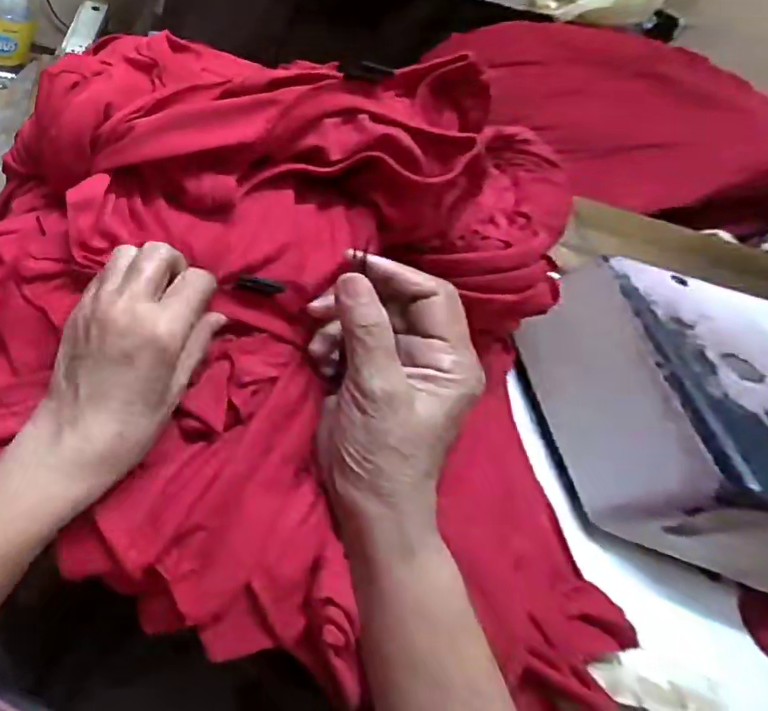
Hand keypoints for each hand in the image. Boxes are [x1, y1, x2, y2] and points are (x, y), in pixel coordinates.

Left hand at [21, 242, 225, 495]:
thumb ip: (198, 343)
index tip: (200, 304)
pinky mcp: (79, 304)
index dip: (204, 288)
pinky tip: (123, 302)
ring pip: (128, 251)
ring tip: (146, 291)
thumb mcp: (177, 387)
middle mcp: (130, 304)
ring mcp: (99, 300)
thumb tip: (217, 315)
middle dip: (175, 265)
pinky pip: (104, 271)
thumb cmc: (135, 422)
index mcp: (162, 328)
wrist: (76, 433)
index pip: (196, 278)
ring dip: (144, 264)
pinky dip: (120, 276)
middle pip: (159, 251)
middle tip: (173, 292)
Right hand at [307, 252, 483, 540]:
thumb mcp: (377, 388)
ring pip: (362, 316)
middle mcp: (425, 354)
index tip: (352, 264)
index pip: (431, 294)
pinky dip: (327, 342)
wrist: (363, 502)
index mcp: (449, 358)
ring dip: (334, 324)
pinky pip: (344, 336)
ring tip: (317, 347)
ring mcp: (393, 362)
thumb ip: (366, 329)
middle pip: (390, 301)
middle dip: (352, 301)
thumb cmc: (384, 452)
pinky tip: (320, 363)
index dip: (395, 274)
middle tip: (318, 308)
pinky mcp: (364, 371)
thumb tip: (351, 276)